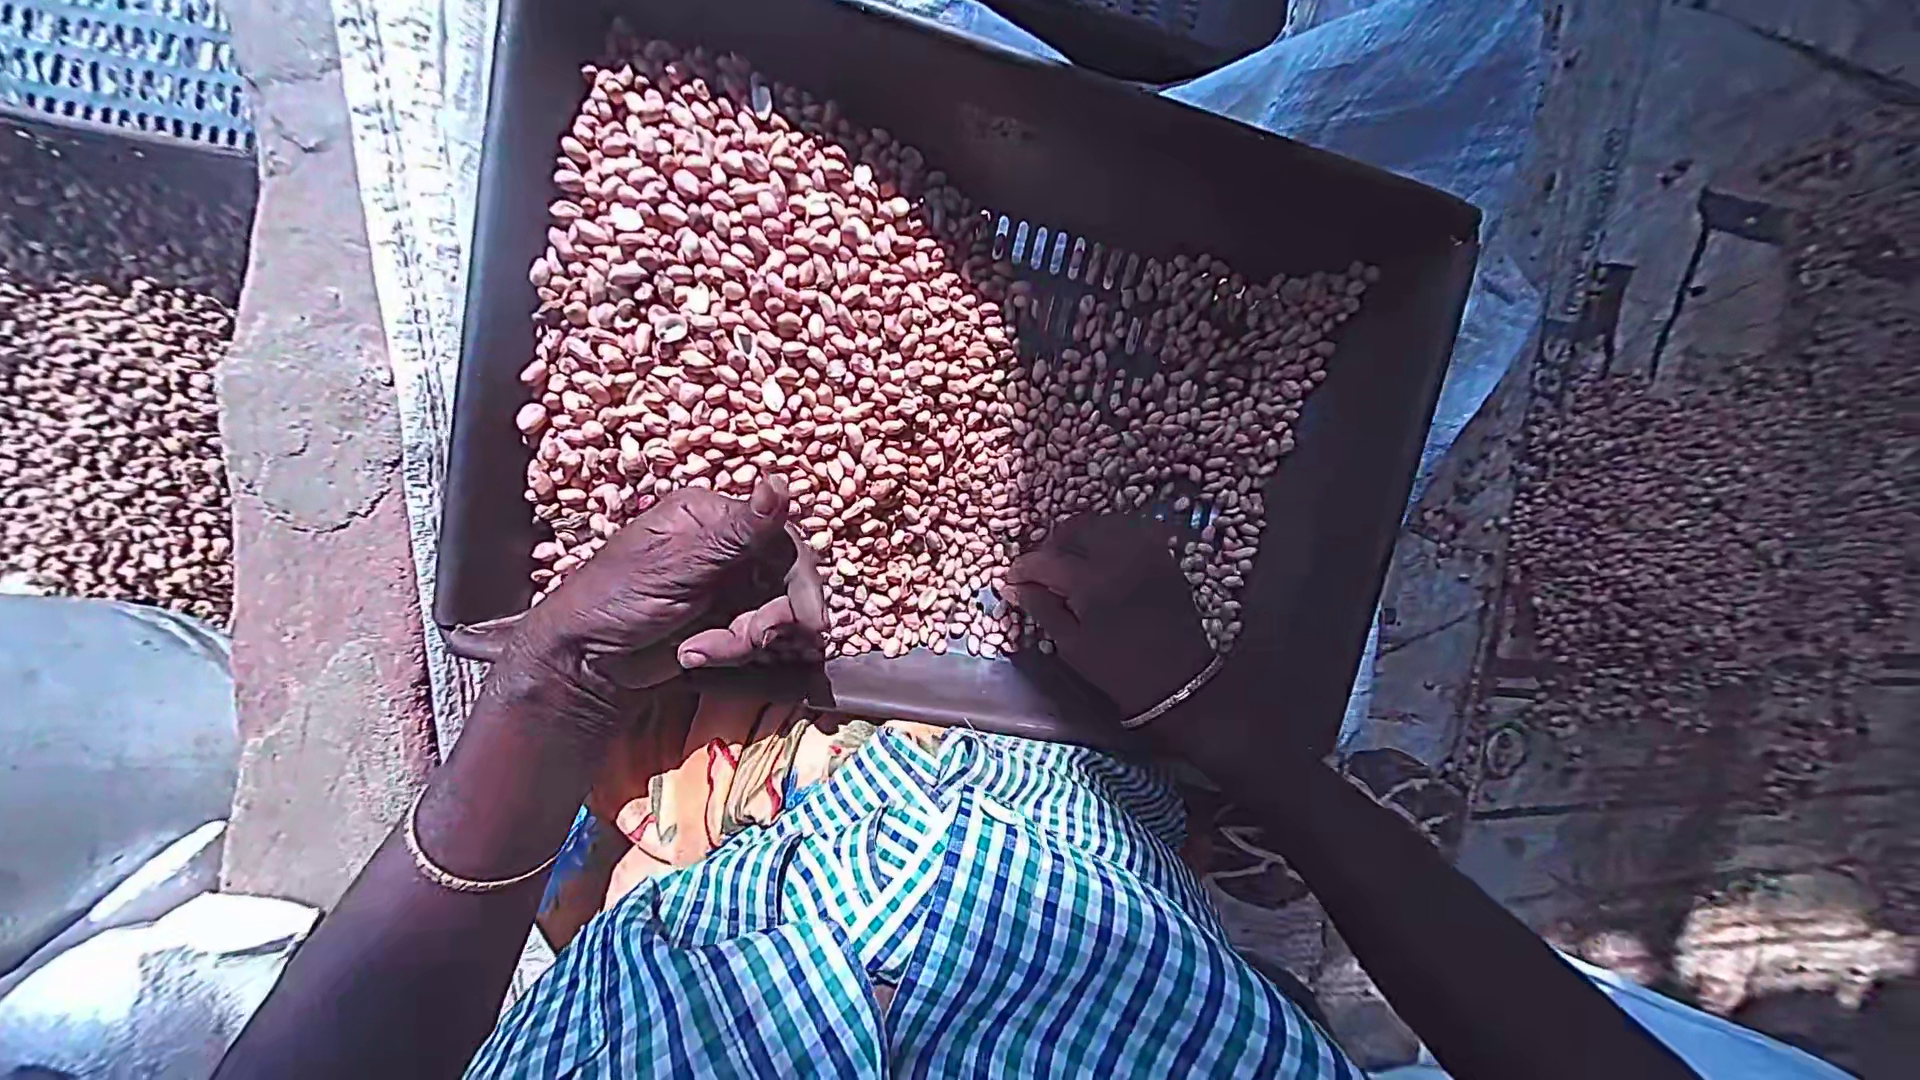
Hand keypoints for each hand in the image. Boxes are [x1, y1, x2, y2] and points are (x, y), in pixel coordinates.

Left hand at [447, 476, 824, 731]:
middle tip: (758, 637)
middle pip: (786, 577)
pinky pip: (755, 635)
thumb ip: (738, 530)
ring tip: (705, 649)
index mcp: (715, 517)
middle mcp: (731, 546)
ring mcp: (731, 584)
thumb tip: (780, 482)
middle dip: (775, 614)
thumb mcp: (678, 561)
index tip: (811, 617)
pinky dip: (732, 649)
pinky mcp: (728, 618)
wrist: (583, 661)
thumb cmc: (616, 597)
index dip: (801, 578)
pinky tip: (694, 654)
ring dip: (746, 637)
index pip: (781, 538)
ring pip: (774, 610)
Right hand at [1008, 514, 1214, 718]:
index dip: (1023, 568)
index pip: (1045, 561)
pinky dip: (1110, 536)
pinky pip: (1130, 531)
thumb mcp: (1070, 643)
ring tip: (1071, 560)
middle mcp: (1117, 554)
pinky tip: (1101, 558)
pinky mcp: (1162, 555)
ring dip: (1080, 536)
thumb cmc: (1118, 667)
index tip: (1013, 579)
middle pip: (1074, 530)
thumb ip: (1041, 607)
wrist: (1178, 678)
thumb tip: (1014, 586)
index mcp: (1090, 580)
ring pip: (1103, 524)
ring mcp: (1144, 551)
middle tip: (1042, 570)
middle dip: (1052, 546)